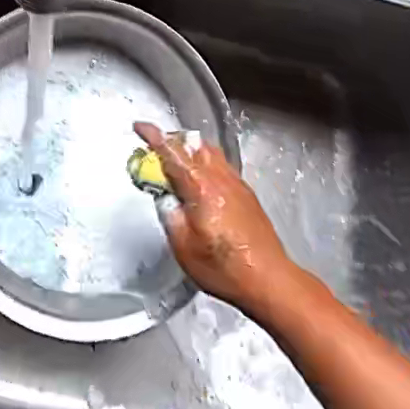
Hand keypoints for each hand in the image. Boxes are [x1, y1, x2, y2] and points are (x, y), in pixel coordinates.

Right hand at [134, 122, 295, 317]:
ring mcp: (236, 184)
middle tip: (155, 152)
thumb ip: (169, 213)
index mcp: (201, 188)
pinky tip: (199, 182)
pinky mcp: (246, 194)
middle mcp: (221, 178)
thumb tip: (163, 195)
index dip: (153, 136)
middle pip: (194, 143)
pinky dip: (204, 162)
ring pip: (210, 151)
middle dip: (171, 140)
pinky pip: (221, 165)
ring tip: (175, 164)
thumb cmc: (225, 268)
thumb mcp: (182, 245)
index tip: (140, 128)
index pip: (172, 152)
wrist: (269, 280)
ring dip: (189, 150)